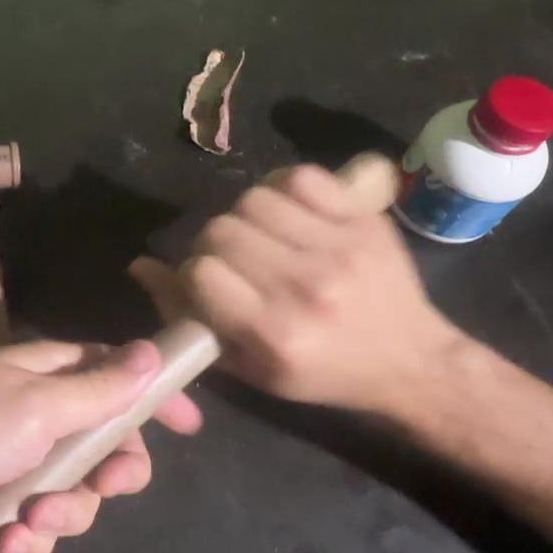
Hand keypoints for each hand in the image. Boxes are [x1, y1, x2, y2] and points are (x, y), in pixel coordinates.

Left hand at [0, 340, 201, 552]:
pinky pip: (42, 520)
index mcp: (48, 372)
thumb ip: (98, 388)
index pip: (116, 370)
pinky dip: (31, 536)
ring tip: (29, 522)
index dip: (154, 394)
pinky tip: (7, 543)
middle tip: (107, 488)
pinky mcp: (1, 498)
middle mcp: (40, 410)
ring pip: (77, 490)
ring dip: (63, 514)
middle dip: (109, 472)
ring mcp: (20, 457)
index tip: (189, 426)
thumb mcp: (36, 406)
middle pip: (106, 441)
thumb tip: (151, 352)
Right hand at [129, 162, 463, 414]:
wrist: (412, 361)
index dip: (192, 276)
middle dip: (213, 245)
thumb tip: (141, 267)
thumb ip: (189, 319)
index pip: (201, 273)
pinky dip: (282, 189)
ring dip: (245, 217)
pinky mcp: (364, 221)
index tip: (206, 288)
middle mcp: (306, 287)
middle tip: (232, 263)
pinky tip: (286, 214)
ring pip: (254, 199)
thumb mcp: (248, 367)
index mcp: (276, 333)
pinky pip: (300, 178)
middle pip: (222, 231)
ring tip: (260, 239)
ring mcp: (340, 248)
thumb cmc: (320, 374)